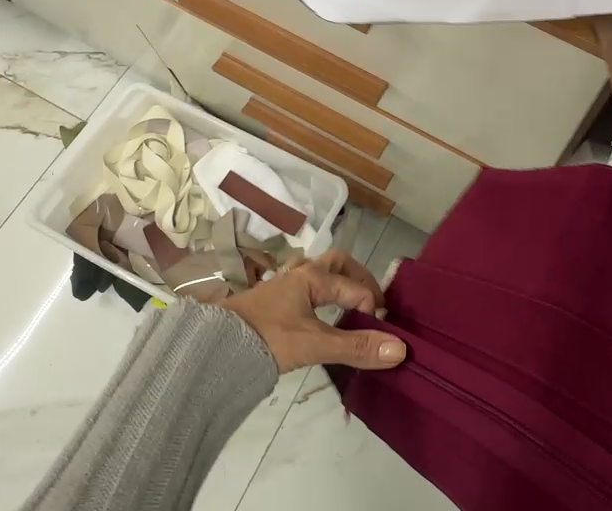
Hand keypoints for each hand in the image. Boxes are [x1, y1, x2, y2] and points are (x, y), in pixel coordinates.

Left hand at [219, 250, 406, 373]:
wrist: (212, 348)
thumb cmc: (265, 339)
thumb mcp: (314, 345)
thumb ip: (356, 347)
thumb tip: (400, 349)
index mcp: (313, 277)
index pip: (355, 287)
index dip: (371, 308)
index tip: (378, 332)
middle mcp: (299, 274)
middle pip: (337, 263)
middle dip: (359, 278)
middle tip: (372, 303)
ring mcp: (282, 286)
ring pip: (316, 272)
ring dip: (336, 282)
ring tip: (348, 304)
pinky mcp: (269, 302)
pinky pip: (301, 286)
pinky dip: (315, 293)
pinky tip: (314, 311)